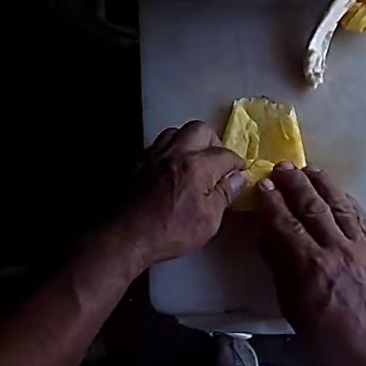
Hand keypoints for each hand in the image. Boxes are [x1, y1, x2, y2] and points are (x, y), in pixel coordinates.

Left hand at [107, 121, 246, 268]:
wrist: (127, 236)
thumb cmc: (171, 232)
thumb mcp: (208, 220)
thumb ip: (224, 194)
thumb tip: (238, 178)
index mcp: (197, 166)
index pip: (226, 155)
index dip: (237, 165)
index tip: (238, 174)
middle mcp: (176, 152)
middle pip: (201, 130)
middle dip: (214, 143)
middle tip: (217, 162)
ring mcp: (155, 155)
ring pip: (176, 132)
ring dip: (189, 142)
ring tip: (193, 161)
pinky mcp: (138, 162)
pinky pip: (158, 145)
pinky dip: (169, 150)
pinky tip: (171, 167)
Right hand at [256, 165, 365, 365]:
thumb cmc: (321, 335)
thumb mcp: (290, 303)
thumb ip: (279, 265)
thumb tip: (266, 234)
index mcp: (311, 266)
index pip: (287, 224)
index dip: (273, 202)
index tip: (264, 185)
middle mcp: (337, 250)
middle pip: (314, 207)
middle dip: (296, 184)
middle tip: (283, 167)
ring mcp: (360, 248)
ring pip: (341, 206)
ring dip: (323, 184)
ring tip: (310, 170)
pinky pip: (360, 218)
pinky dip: (347, 202)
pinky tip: (337, 193)